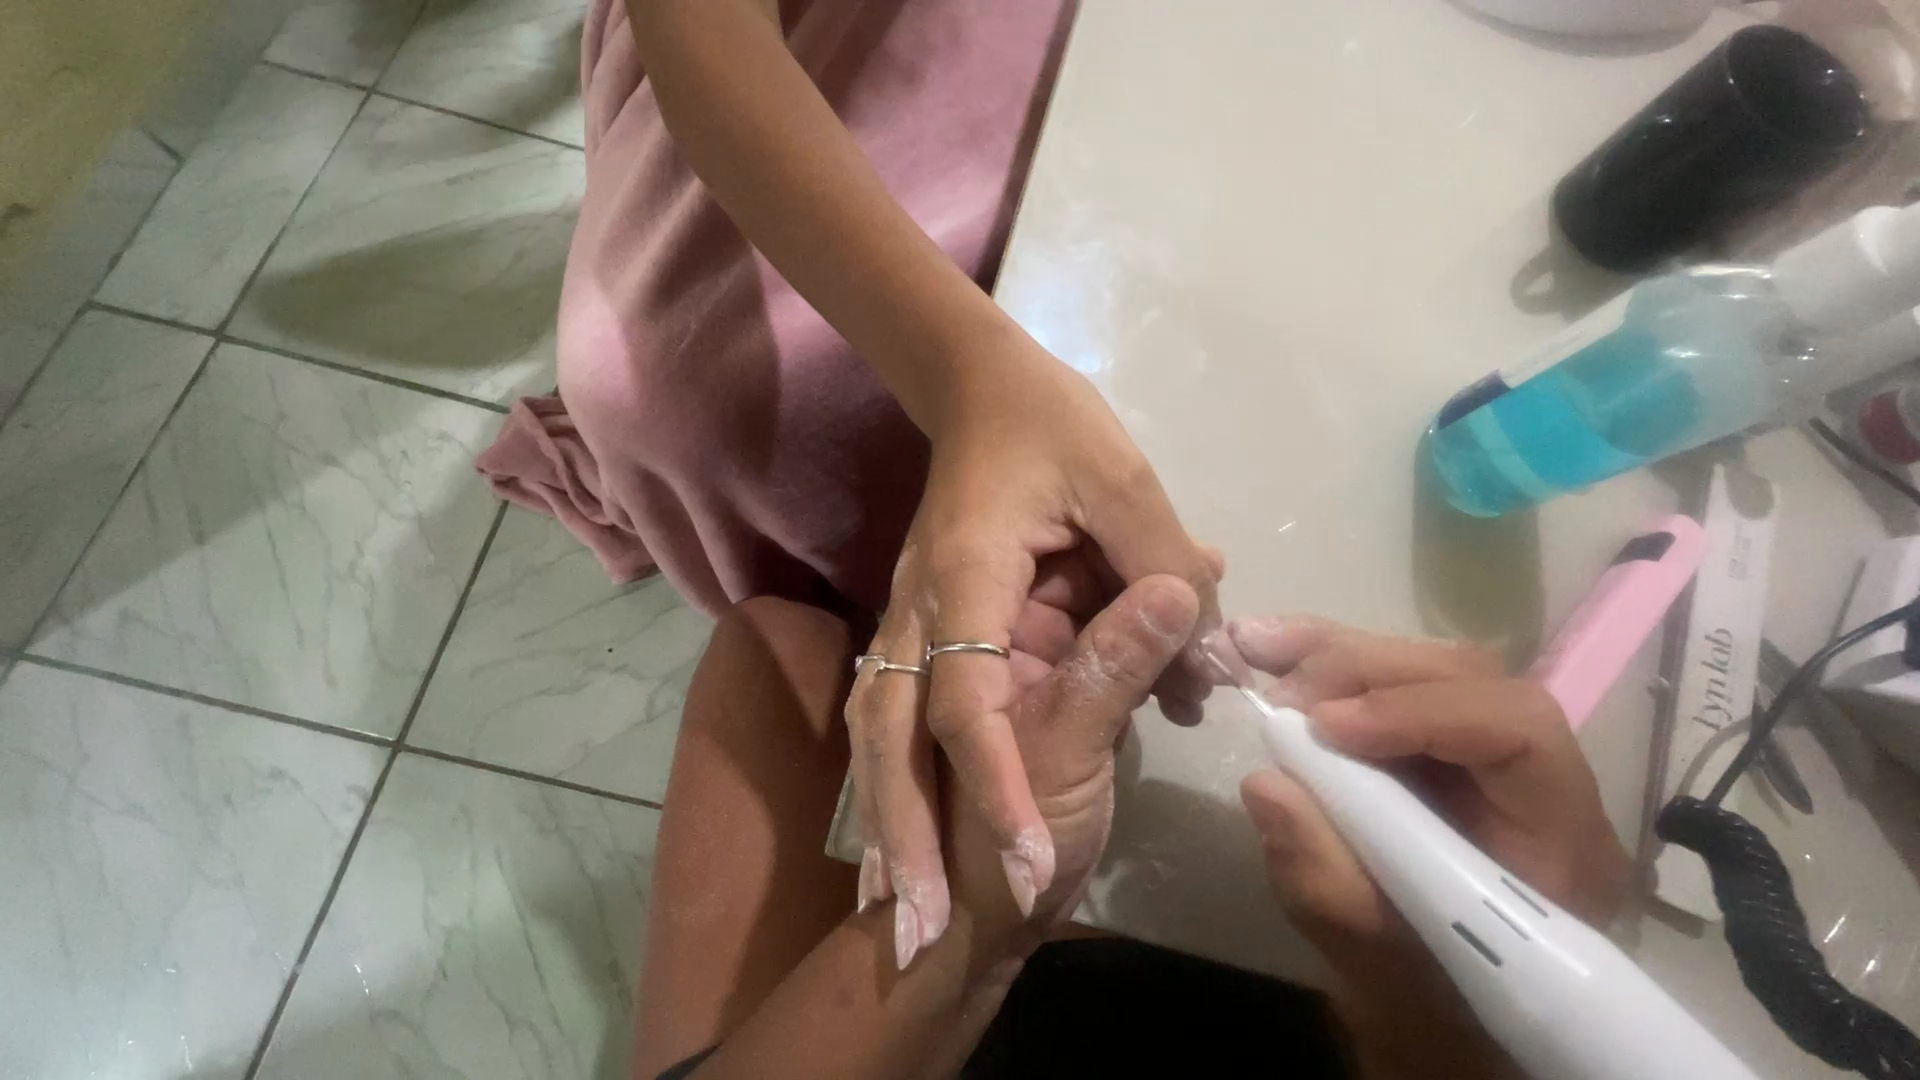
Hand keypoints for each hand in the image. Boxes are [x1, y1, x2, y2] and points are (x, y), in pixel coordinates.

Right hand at [845, 333, 1219, 965]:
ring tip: (900, 906)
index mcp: (966, 572)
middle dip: (902, 830)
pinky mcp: (918, 619)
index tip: (1028, 857)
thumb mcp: (1122, 482)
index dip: (997, 779)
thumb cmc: (1049, 420)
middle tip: (919, 928)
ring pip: (879, 723)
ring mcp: (908, 613)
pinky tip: (902, 830)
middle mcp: (919, 605)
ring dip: (887, 815)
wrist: (977, 387)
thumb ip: (1163, 568)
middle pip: (890, 726)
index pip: (969, 692)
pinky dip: (894, 773)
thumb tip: (1212, 657)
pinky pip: (898, 704)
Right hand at [1227, 616, 1630, 1078]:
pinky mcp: (1431, 729)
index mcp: (1554, 837)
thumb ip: (1323, 878)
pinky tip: (1268, 650)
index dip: (1418, 713)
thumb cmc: (1420, 988)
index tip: (1325, 727)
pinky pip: (1383, 675)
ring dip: (1332, 649)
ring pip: (1421, 662)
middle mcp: (1532, 771)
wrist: (1431, 992)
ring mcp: (1479, 741)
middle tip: (1278, 693)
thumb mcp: (1368, 955)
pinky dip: (1321, 657)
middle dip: (1362, 669)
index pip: (1516, 732)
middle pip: (1464, 677)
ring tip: (1254, 647)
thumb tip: (1265, 784)